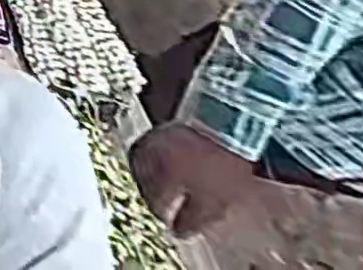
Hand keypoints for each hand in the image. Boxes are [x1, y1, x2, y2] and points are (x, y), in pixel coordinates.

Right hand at [129, 123, 257, 235]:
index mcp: (161, 175)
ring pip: (138, 167)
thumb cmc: (220, 170)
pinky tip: (156, 170)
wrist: (224, 130)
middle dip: (151, 198)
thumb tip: (176, 233)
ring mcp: (148, 142)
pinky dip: (144, 164)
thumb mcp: (213, 204)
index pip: (153, 202)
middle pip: (141, 184)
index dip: (163, 217)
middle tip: (164, 210)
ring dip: (145, 181)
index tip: (172, 224)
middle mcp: (148, 157)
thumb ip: (191, 220)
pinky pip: (140, 152)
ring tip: (158, 191)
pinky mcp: (153, 132)